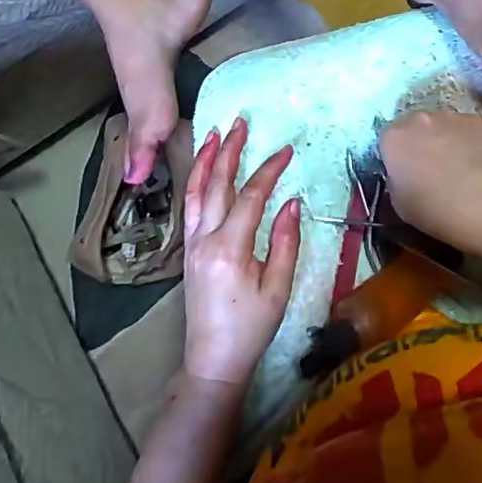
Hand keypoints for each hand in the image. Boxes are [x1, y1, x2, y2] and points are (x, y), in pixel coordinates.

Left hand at [181, 116, 300, 387]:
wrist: (213, 360)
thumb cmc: (251, 327)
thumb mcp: (278, 288)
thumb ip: (285, 242)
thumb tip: (293, 202)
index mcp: (230, 247)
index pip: (251, 195)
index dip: (270, 169)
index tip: (287, 149)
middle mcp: (204, 239)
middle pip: (217, 184)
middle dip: (230, 150)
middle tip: (240, 123)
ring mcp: (192, 243)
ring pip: (196, 192)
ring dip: (206, 160)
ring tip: (215, 133)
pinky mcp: (188, 251)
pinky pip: (190, 206)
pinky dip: (196, 182)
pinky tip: (203, 171)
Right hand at [380, 110, 481, 246]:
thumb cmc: (436, 210)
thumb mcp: (399, 204)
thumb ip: (396, 180)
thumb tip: (405, 174)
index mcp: (394, 138)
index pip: (387, 141)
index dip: (396, 158)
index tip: (406, 175)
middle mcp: (419, 119)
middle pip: (413, 128)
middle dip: (419, 144)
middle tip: (431, 170)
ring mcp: (451, 117)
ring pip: (441, 126)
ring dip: (443, 141)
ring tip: (458, 167)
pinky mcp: (479, 121)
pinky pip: (466, 130)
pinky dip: (467, 142)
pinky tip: (477, 164)